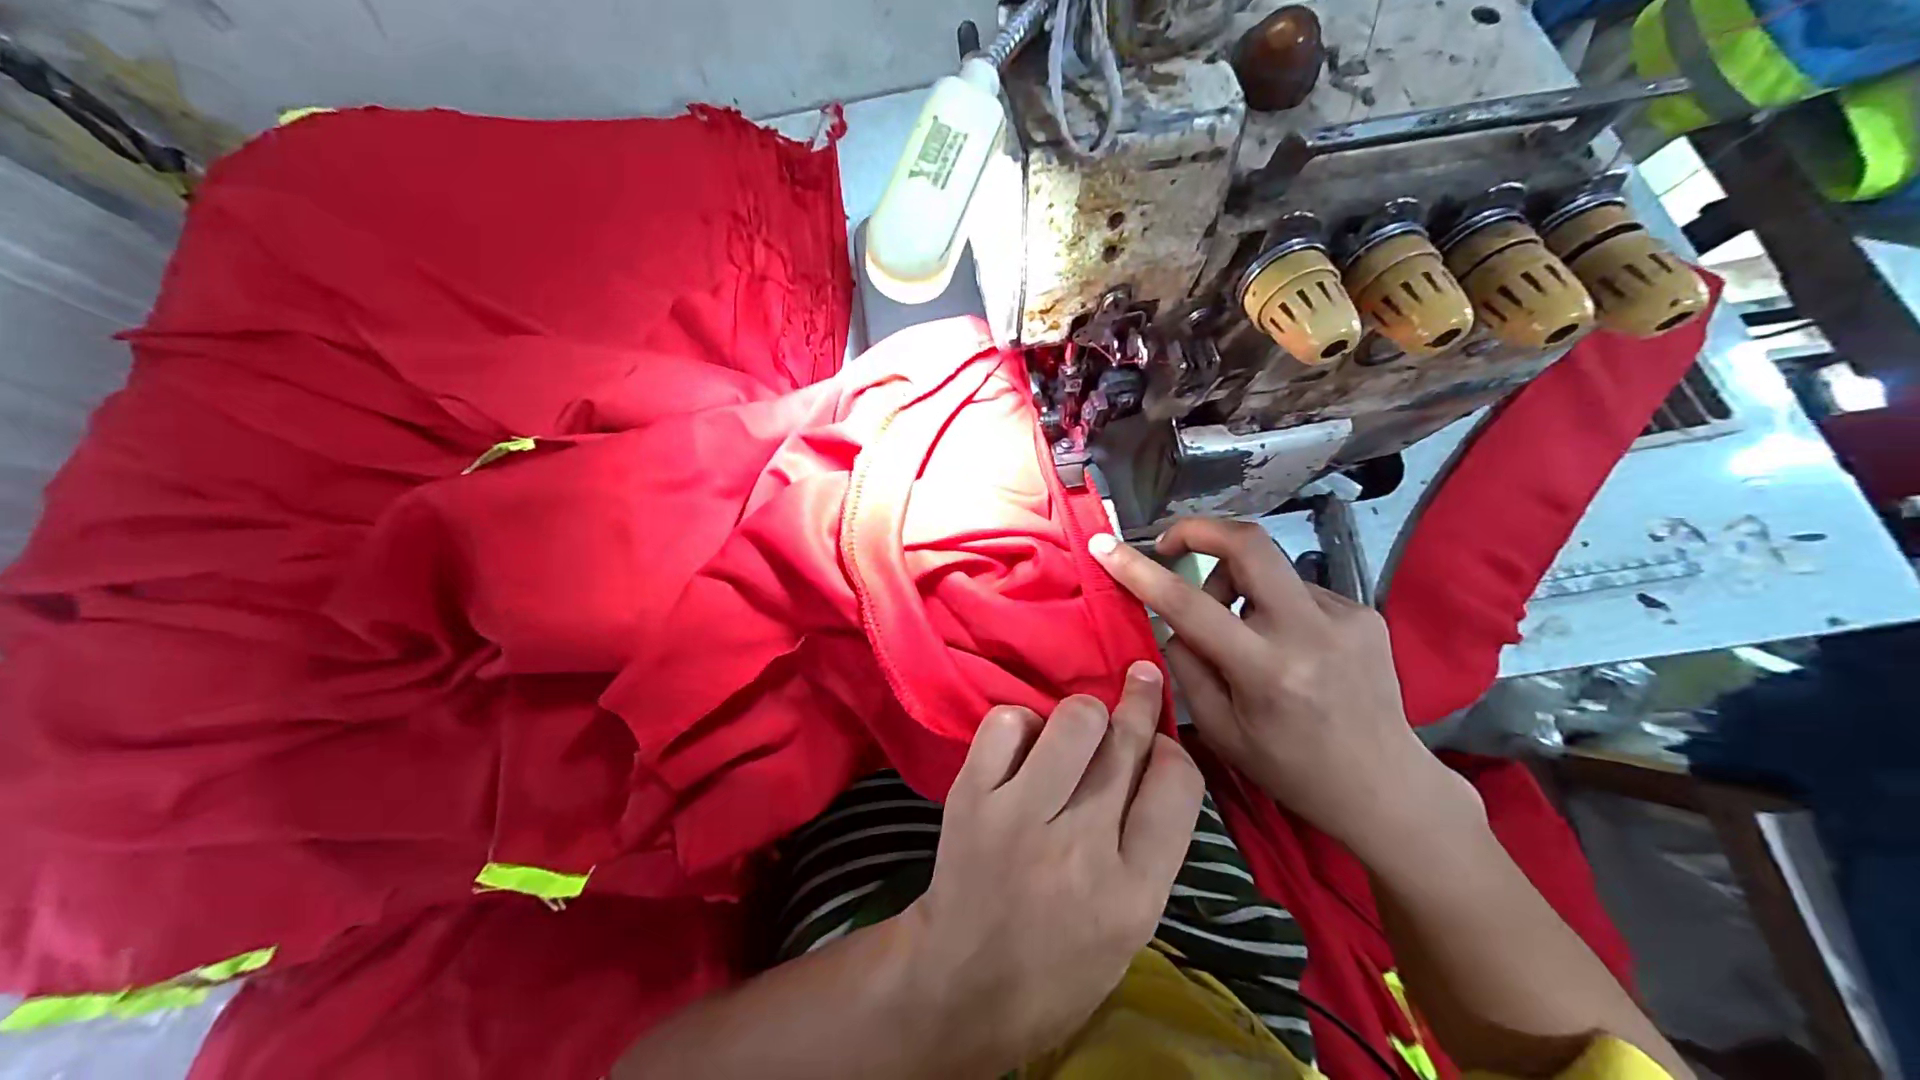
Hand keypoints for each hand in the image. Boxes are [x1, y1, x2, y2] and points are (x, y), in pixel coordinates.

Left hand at [900, 663, 1203, 1071]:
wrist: (965, 982)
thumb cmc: (1061, 961)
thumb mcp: (1131, 922)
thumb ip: (1151, 843)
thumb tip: (1156, 756)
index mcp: (1135, 890)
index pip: (1177, 784)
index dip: (1172, 749)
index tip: (1161, 742)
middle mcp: (1083, 847)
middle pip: (1126, 744)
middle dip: (1139, 701)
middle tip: (1141, 676)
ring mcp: (1021, 818)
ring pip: (1075, 721)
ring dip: (1083, 714)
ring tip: (1079, 726)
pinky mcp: (973, 798)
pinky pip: (1008, 724)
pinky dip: (1021, 724)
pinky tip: (1025, 746)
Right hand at [1086, 518, 1480, 867]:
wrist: (1386, 786)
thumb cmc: (1292, 769)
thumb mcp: (1220, 731)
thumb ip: (1187, 668)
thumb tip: (1174, 621)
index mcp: (1266, 671)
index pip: (1189, 604)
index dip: (1139, 569)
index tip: (1106, 544)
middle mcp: (1309, 631)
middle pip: (1249, 543)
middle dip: (1199, 530)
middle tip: (1172, 547)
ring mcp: (1345, 616)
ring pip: (1268, 571)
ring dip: (1237, 588)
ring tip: (1241, 633)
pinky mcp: (1363, 612)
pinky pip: (1296, 590)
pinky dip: (1273, 607)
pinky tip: (1285, 646)